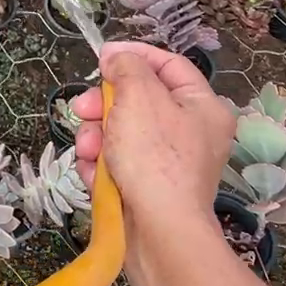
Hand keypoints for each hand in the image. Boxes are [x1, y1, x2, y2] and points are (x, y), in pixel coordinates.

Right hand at [71, 42, 234, 227]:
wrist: (159, 230)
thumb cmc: (155, 157)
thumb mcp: (139, 97)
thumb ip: (127, 67)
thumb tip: (117, 57)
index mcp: (202, 107)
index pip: (169, 65)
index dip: (134, 55)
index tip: (102, 55)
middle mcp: (190, 132)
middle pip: (137, 99)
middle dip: (103, 104)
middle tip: (82, 108)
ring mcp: (167, 162)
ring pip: (119, 131)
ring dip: (94, 137)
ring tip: (87, 150)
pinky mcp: (146, 186)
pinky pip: (116, 161)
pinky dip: (99, 164)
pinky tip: (92, 173)